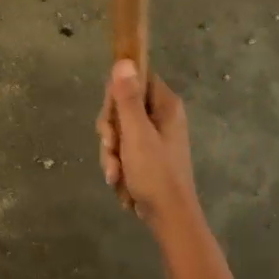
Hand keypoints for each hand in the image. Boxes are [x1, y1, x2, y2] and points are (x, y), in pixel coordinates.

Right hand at [96, 60, 199, 225]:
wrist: (169, 217)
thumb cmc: (155, 173)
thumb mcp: (136, 134)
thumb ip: (127, 98)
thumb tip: (124, 61)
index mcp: (165, 105)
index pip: (135, 79)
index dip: (117, 95)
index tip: (111, 116)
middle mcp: (162, 116)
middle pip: (123, 106)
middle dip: (110, 130)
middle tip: (110, 147)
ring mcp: (155, 137)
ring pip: (119, 130)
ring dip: (110, 151)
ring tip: (114, 172)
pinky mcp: (148, 156)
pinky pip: (123, 149)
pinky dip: (117, 163)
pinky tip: (117, 179)